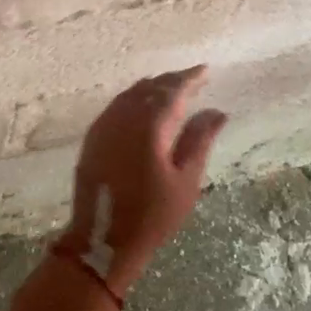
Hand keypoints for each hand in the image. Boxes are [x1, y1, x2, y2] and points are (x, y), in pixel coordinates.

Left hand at [57, 66, 227, 295]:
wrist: (102, 239)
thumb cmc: (151, 215)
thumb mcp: (185, 181)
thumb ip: (199, 141)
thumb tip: (216, 111)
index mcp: (149, 125)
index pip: (173, 91)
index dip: (190, 78)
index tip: (205, 70)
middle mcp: (124, 116)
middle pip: (151, 87)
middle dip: (172, 80)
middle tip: (193, 79)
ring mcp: (105, 123)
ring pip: (132, 93)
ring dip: (153, 86)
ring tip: (172, 88)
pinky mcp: (94, 135)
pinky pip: (118, 104)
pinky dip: (135, 97)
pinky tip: (144, 104)